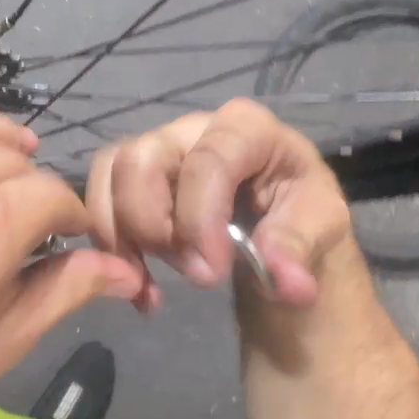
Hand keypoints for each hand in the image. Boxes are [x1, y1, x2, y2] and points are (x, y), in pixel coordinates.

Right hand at [86, 98, 352, 309]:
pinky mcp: (131, 179)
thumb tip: (285, 280)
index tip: (210, 274)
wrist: (276, 228)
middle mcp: (190, 129)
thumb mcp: (321, 228)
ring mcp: (156, 150)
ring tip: (154, 282)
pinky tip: (139, 289)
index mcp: (245, 128)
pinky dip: (109, 249)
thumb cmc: (301, 213)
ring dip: (123, 237)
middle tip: (192, 274)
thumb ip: (299, 247)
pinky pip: (98, 201)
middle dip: (153, 226)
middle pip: (140, 159)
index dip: (200, 219)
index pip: (207, 160)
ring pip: (109, 176)